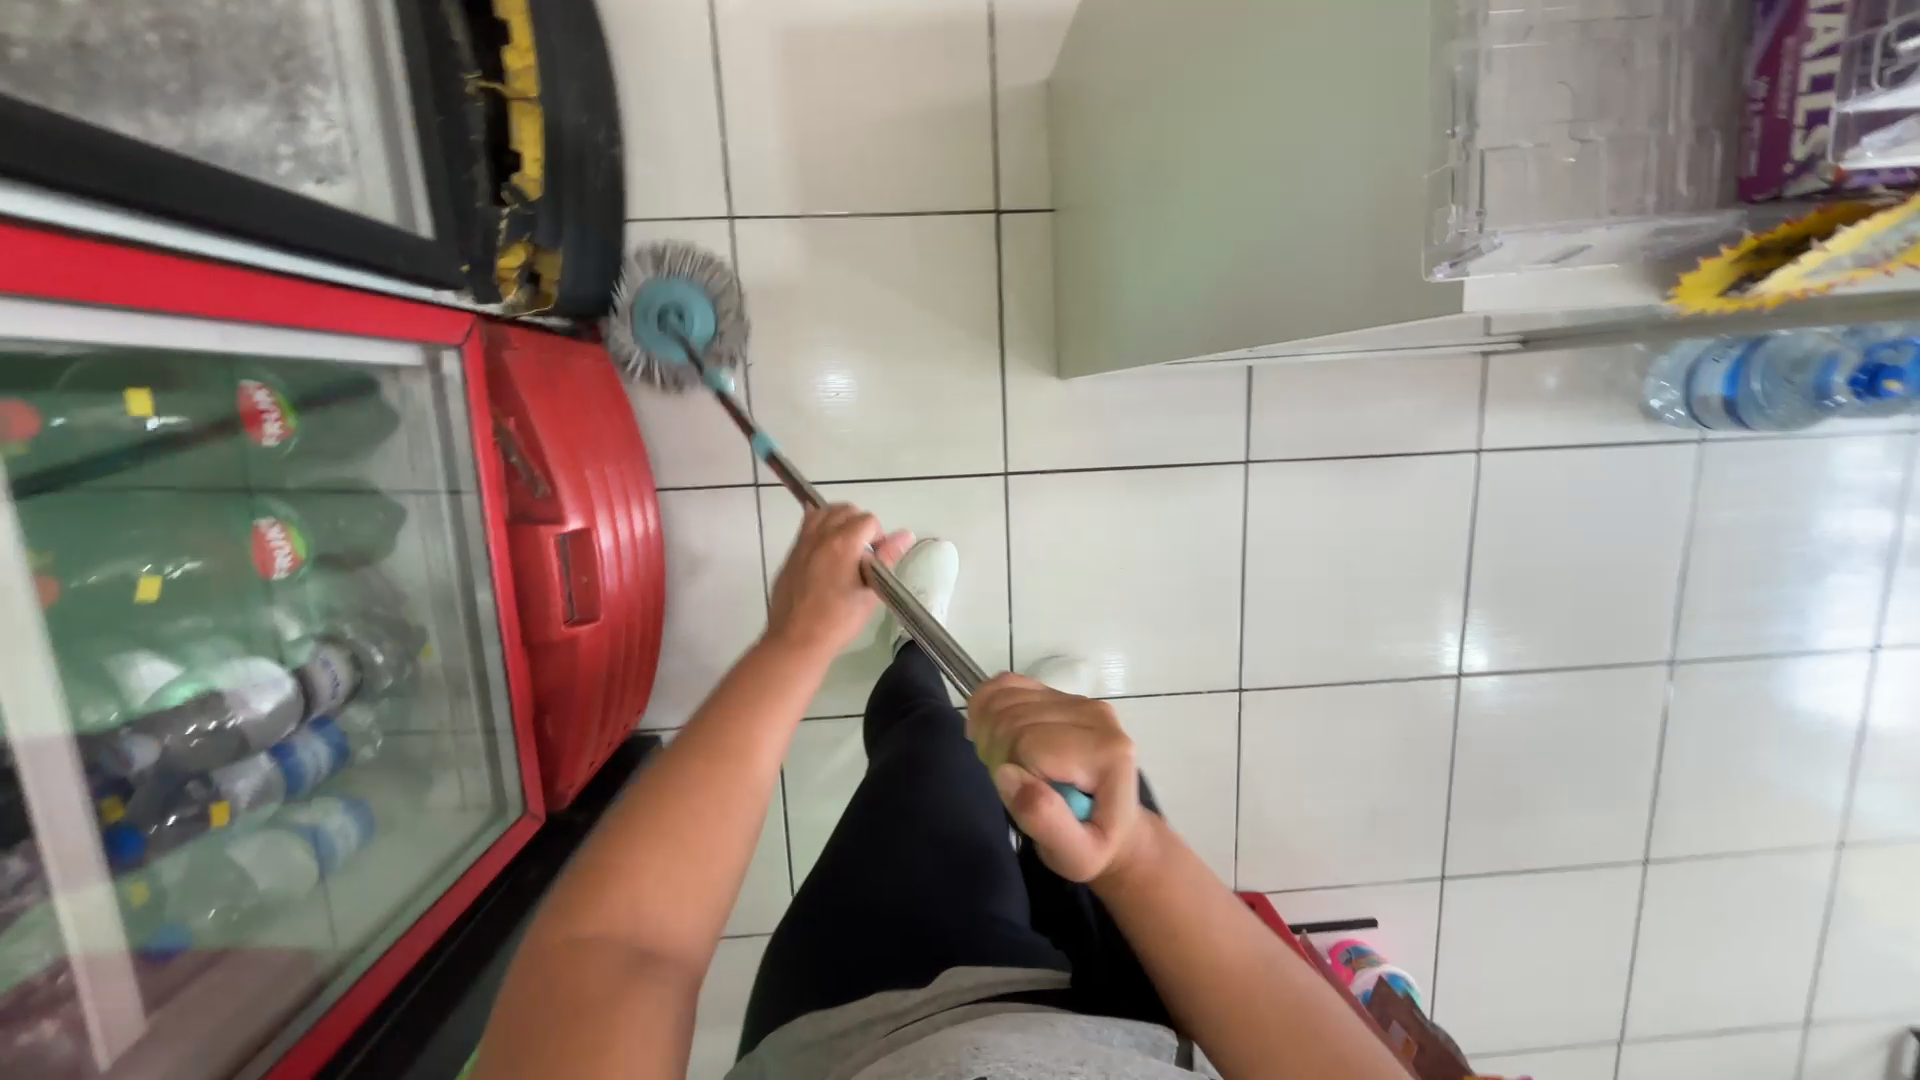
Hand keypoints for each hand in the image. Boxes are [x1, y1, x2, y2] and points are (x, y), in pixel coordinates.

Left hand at [765, 504, 911, 660]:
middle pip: (845, 510)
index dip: (878, 537)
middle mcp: (820, 536)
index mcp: (843, 543)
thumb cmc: (838, 621)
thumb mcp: (870, 591)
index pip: (868, 520)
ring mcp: (802, 543)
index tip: (875, 560)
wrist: (796, 639)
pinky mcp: (791, 554)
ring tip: (846, 547)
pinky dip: (820, 528)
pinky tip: (827, 552)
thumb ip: (887, 558)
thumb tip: (907, 534)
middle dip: (860, 525)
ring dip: (839, 522)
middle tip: (864, 554)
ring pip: (824, 512)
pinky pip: (807, 526)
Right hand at [967, 673, 1149, 883]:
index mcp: (1107, 752)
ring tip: (1001, 762)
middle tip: (1007, 784)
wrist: (1114, 826)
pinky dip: (986, 704)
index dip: (1009, 770)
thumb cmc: (1095, 845)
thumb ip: (1046, 820)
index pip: (1029, 742)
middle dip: (995, 752)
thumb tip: (1008, 773)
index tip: (1015, 798)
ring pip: (1005, 698)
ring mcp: (1079, 700)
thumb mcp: (1076, 856)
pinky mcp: (1061, 694)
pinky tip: (989, 732)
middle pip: (1014, 717)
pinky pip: (1008, 684)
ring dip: (987, 730)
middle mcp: (1097, 715)